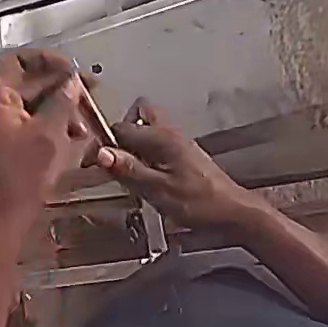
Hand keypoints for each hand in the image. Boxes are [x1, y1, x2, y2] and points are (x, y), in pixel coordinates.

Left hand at [0, 50, 91, 237]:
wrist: (4, 216)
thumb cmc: (21, 177)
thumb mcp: (50, 133)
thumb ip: (63, 101)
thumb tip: (73, 82)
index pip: (16, 60)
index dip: (46, 59)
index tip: (69, 67)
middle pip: (26, 81)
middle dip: (59, 85)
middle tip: (87, 89)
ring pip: (31, 101)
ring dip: (59, 105)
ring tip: (83, 117)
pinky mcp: (3, 140)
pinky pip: (29, 120)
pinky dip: (51, 121)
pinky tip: (73, 133)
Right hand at [94, 100, 272, 236]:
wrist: (233, 212)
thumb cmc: (200, 203)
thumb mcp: (158, 190)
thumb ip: (130, 170)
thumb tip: (102, 153)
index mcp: (162, 138)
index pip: (121, 127)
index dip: (105, 144)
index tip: (94, 163)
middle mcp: (170, 134)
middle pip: (139, 114)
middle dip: (121, 133)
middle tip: (115, 161)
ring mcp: (179, 143)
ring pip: (148, 130)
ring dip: (134, 146)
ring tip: (130, 174)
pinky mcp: (184, 155)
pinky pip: (157, 145)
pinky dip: (147, 156)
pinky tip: (148, 180)